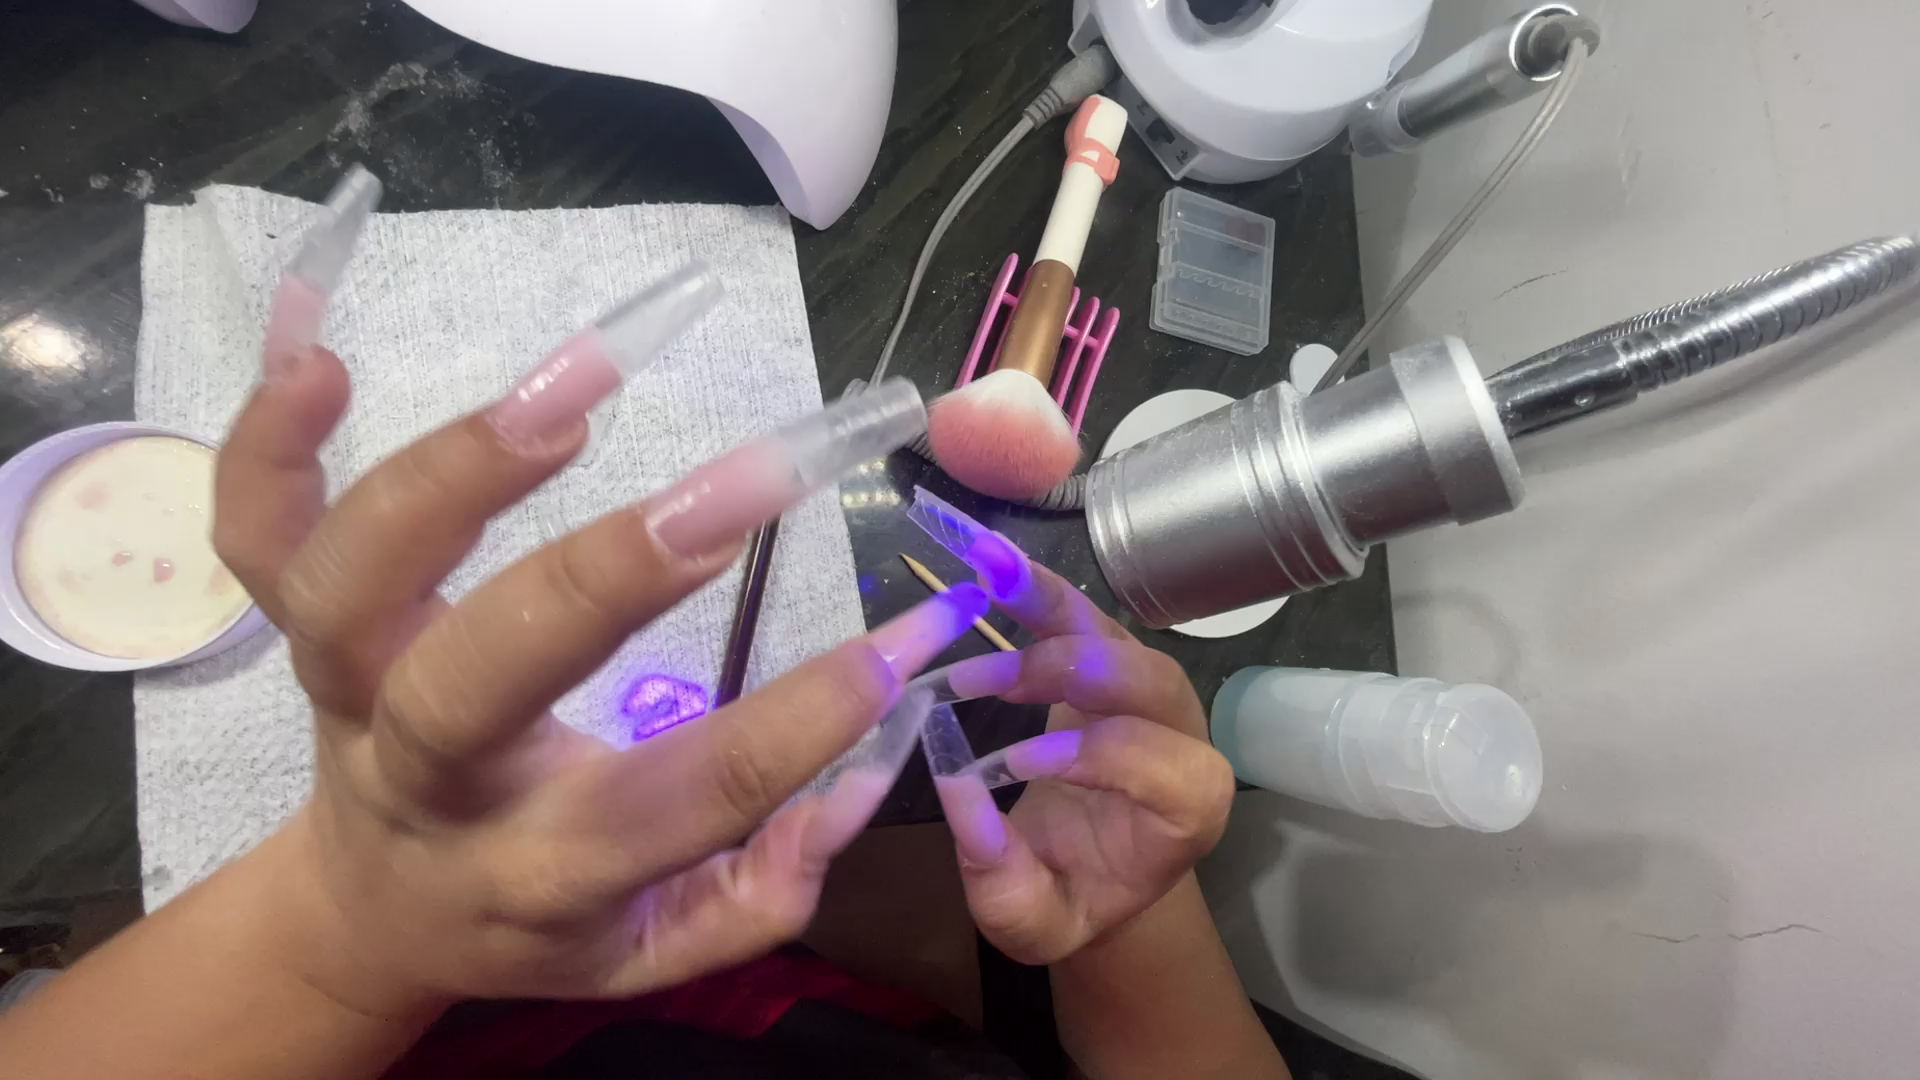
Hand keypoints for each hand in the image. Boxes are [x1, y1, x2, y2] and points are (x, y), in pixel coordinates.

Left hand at [212, 344, 977, 1016]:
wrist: (375, 907)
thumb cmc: (537, 919)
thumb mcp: (658, 948)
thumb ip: (763, 887)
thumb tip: (855, 781)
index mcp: (542, 863)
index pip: (692, 794)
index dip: (807, 720)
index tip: (899, 642)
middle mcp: (432, 775)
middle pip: (491, 673)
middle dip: (623, 570)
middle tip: (750, 479)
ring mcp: (349, 695)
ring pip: (352, 584)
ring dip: (461, 470)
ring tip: (582, 386)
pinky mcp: (303, 638)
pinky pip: (251, 537)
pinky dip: (269, 445)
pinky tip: (327, 355)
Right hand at [932, 562, 1234, 964]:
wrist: (1099, 863)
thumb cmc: (1076, 897)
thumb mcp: (1035, 920)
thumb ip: (1001, 879)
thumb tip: (957, 789)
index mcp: (1188, 806)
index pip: (1153, 761)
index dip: (1088, 754)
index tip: (1008, 763)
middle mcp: (1185, 736)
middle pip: (1152, 680)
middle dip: (1069, 670)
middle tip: (986, 679)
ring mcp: (1150, 691)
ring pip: (1116, 634)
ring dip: (1049, 608)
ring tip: (988, 581)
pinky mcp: (1112, 663)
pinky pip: (1082, 616)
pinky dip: (1039, 591)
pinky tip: (995, 567)